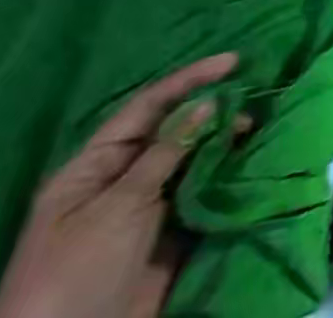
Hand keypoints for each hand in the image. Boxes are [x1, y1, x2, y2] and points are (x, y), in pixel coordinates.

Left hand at [0, 52, 239, 317]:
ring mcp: (146, 204)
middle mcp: (121, 177)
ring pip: (191, 156)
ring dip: (222, 137)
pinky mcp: (169, 228)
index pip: (145, 108)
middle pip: (171, 129)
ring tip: (255, 123)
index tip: (232, 61)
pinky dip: (226, 169)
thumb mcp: (117, 208)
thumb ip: (164, 154)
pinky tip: (249, 157)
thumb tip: (206, 104)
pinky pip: (201, 187)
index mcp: (93, 166)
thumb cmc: (77, 271)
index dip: (188, 81)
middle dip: (210, 107)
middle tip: (252, 93)